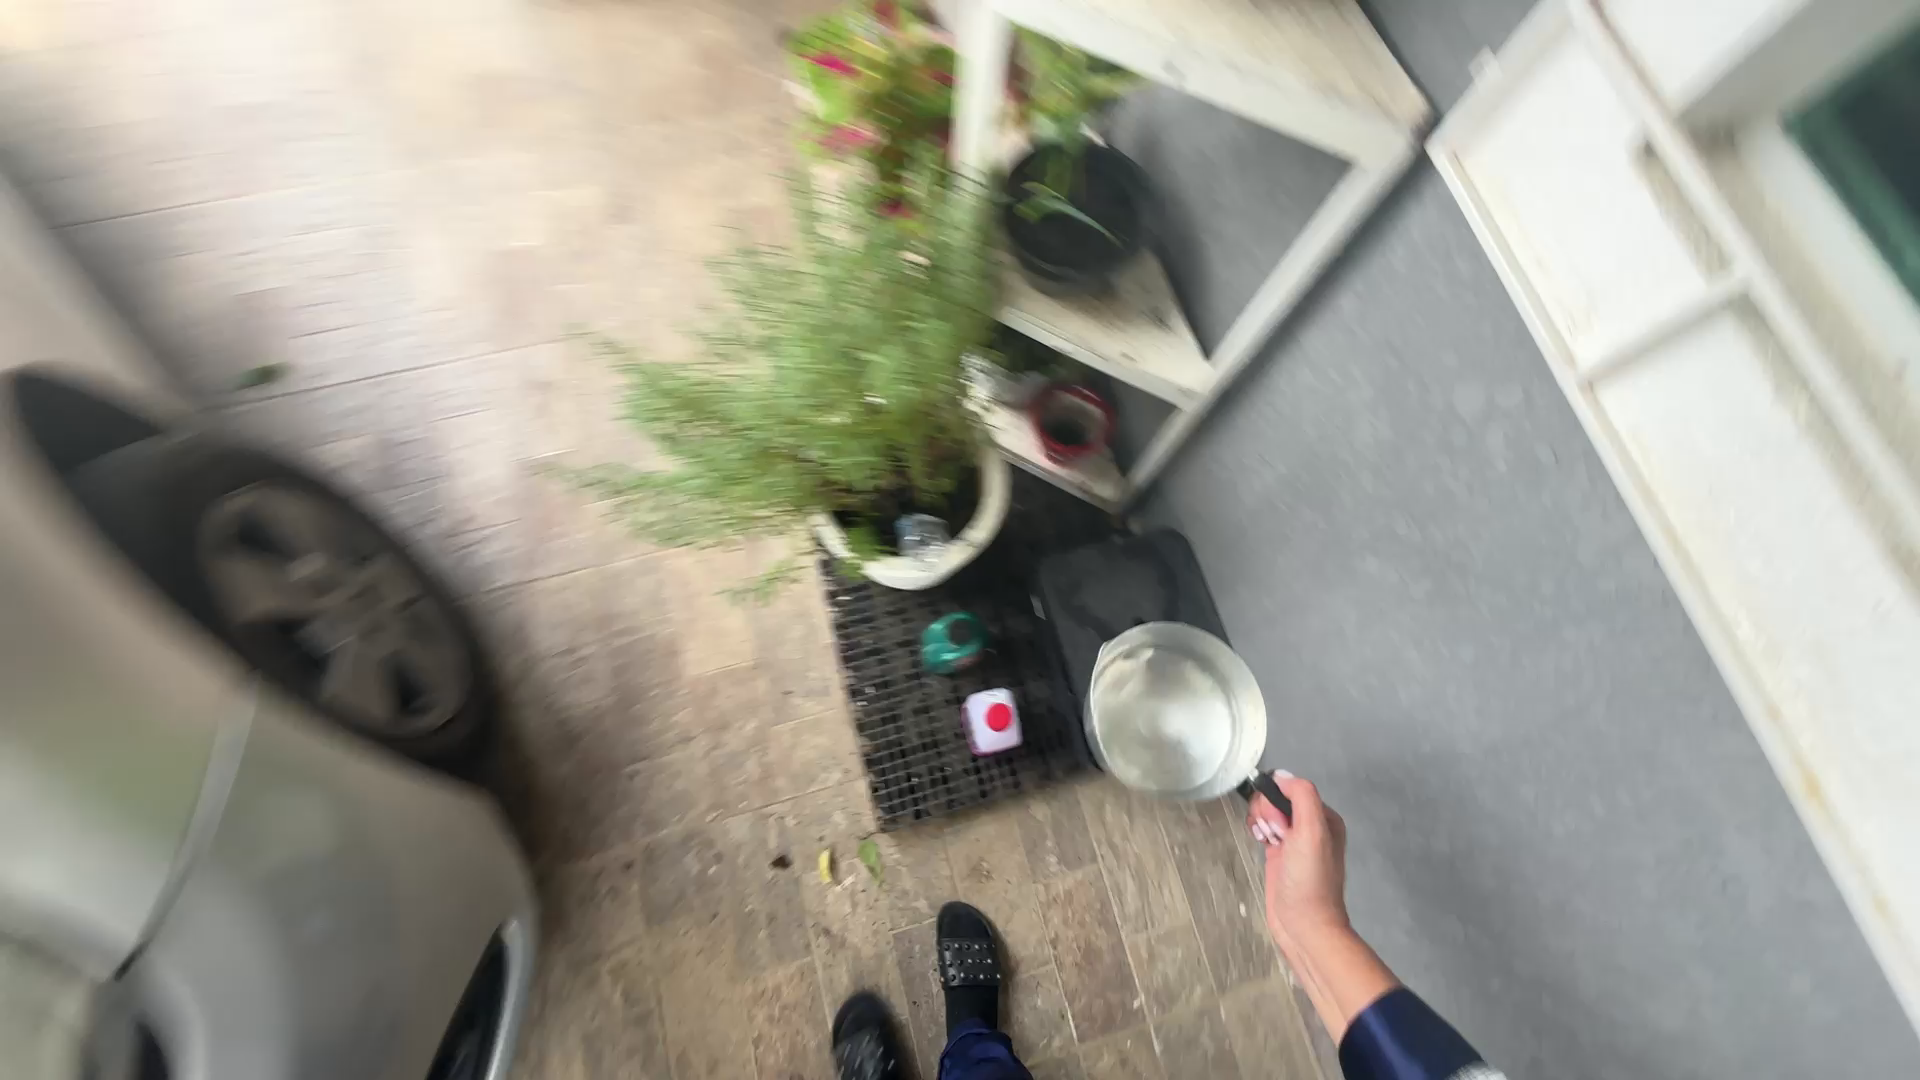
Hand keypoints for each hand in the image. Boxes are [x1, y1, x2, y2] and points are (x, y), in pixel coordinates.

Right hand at [1245, 772, 1349, 949]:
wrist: (1303, 924)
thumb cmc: (1309, 879)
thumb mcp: (1312, 832)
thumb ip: (1302, 796)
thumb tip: (1281, 775)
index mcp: (1323, 817)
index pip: (1289, 787)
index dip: (1277, 800)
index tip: (1281, 825)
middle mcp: (1309, 824)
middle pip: (1275, 797)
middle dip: (1267, 812)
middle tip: (1276, 837)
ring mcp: (1292, 838)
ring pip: (1265, 810)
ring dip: (1260, 821)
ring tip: (1268, 842)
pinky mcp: (1277, 851)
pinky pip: (1261, 825)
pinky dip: (1256, 829)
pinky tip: (1260, 842)